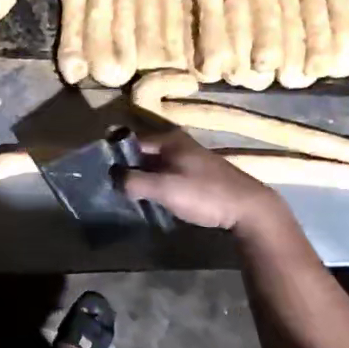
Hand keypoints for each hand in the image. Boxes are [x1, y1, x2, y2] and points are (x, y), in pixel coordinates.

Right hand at [122, 129, 282, 232]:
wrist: (248, 208)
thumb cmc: (204, 194)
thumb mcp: (164, 188)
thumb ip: (134, 181)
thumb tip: (112, 176)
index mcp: (169, 140)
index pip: (131, 140)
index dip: (114, 154)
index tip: (100, 170)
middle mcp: (178, 143)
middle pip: (142, 152)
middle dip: (126, 166)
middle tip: (110, 185)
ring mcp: (189, 158)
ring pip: (155, 164)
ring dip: (141, 176)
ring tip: (126, 194)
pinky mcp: (197, 174)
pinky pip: (166, 173)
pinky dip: (155, 182)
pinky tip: (151, 198)